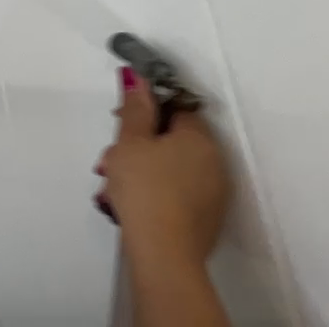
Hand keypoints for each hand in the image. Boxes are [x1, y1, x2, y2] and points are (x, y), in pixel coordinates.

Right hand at [96, 72, 229, 266]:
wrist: (163, 251)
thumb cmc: (144, 188)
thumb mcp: (129, 140)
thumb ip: (135, 107)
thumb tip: (138, 77)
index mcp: (199, 138)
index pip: (176, 106)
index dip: (147, 108)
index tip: (122, 119)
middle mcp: (215, 162)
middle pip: (173, 137)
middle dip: (140, 141)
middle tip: (112, 154)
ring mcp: (214, 191)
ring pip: (173, 163)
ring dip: (144, 164)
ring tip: (115, 180)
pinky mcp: (207, 215)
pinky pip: (178, 187)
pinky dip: (156, 186)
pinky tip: (132, 198)